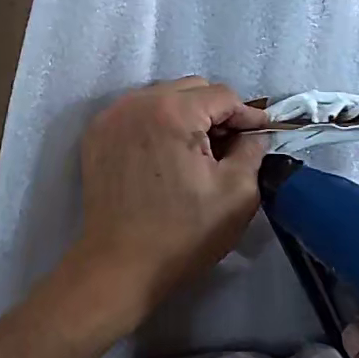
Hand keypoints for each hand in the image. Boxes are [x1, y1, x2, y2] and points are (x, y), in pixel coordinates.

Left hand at [69, 77, 268, 318]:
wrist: (118, 268)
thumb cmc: (182, 232)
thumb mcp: (237, 193)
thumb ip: (252, 152)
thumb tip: (254, 136)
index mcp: (173, 111)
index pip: (223, 96)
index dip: (247, 115)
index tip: (261, 135)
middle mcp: (139, 103)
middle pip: (193, 89)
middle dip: (217, 112)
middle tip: (230, 146)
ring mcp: (113, 117)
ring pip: (165, 98)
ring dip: (188, 116)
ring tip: (199, 152)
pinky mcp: (97, 135)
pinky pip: (140, 113)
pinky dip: (159, 125)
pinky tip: (168, 154)